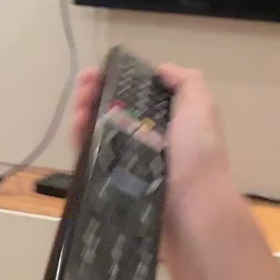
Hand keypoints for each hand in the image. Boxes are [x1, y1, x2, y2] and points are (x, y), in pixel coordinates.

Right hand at [69, 62, 237, 235]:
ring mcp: (129, 163)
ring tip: (78, 104)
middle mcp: (148, 141)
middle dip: (96, 94)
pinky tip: (77, 125)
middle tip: (83, 86)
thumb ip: (187, 82)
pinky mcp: (113, 183)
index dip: (117, 80)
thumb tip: (161, 69)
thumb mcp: (201, 107)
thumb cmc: (198, 155)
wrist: (193, 210)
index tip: (100, 71)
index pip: (136, 95)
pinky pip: (92, 157)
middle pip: (112, 112)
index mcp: (169, 122)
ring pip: (98, 132)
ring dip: (84, 112)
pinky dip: (81, 138)